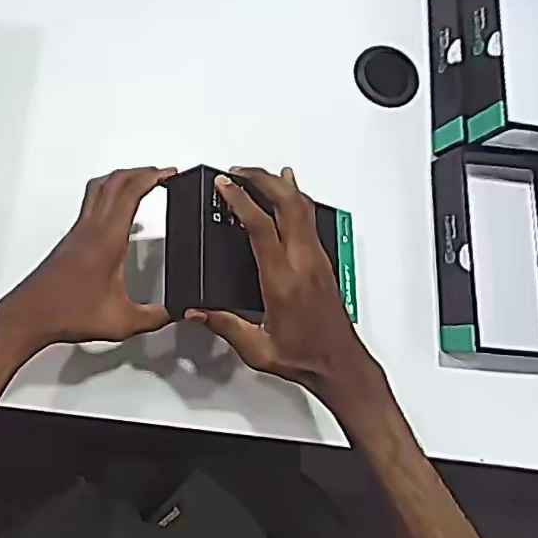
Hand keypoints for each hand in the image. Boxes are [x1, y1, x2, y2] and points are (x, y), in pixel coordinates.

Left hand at [0, 167, 176, 358]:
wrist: (29, 315)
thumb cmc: (63, 312)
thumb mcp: (122, 320)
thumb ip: (154, 317)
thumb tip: (173, 313)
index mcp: (106, 239)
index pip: (129, 192)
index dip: (152, 176)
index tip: (169, 172)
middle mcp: (89, 229)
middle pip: (113, 181)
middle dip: (139, 172)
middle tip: (158, 173)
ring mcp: (76, 233)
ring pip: (97, 190)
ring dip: (120, 180)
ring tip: (138, 184)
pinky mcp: (68, 242)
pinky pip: (90, 207)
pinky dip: (107, 200)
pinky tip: (117, 220)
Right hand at [186, 167, 382, 406]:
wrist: (341, 366)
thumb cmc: (307, 357)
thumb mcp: (255, 347)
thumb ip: (223, 325)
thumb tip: (196, 310)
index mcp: (283, 282)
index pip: (261, 227)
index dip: (241, 201)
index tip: (225, 186)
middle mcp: (304, 265)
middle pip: (287, 205)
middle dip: (261, 180)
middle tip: (239, 171)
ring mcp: (317, 260)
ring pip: (302, 207)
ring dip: (279, 185)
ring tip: (259, 173)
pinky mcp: (322, 262)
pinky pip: (309, 218)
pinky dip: (295, 198)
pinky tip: (291, 190)